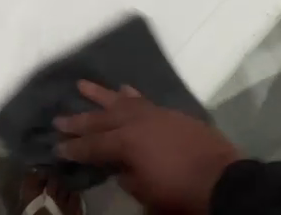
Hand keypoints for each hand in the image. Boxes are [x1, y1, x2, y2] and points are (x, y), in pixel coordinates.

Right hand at [55, 82, 241, 214]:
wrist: (224, 181)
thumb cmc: (182, 193)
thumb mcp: (148, 195)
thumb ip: (129, 178)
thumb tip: (120, 167)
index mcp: (126, 144)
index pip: (93, 145)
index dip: (74, 147)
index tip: (56, 146)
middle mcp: (134, 122)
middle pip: (101, 120)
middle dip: (78, 121)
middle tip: (58, 118)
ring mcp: (152, 114)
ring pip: (119, 101)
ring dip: (99, 95)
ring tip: (81, 84)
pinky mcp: (168, 113)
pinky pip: (143, 100)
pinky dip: (130, 95)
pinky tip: (124, 88)